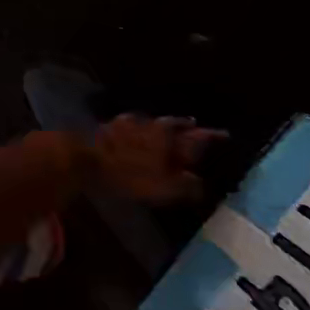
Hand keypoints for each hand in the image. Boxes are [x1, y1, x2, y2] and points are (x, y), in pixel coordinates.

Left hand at [90, 114, 226, 203]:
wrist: (85, 157)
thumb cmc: (128, 174)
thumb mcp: (163, 187)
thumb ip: (185, 185)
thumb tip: (199, 181)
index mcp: (166, 136)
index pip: (195, 136)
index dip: (210, 136)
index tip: (225, 134)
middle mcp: (149, 124)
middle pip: (172, 124)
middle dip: (185, 126)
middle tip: (195, 126)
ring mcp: (127, 122)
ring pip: (151, 122)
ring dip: (162, 125)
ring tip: (170, 128)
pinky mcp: (110, 126)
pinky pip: (133, 124)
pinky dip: (141, 127)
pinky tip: (138, 129)